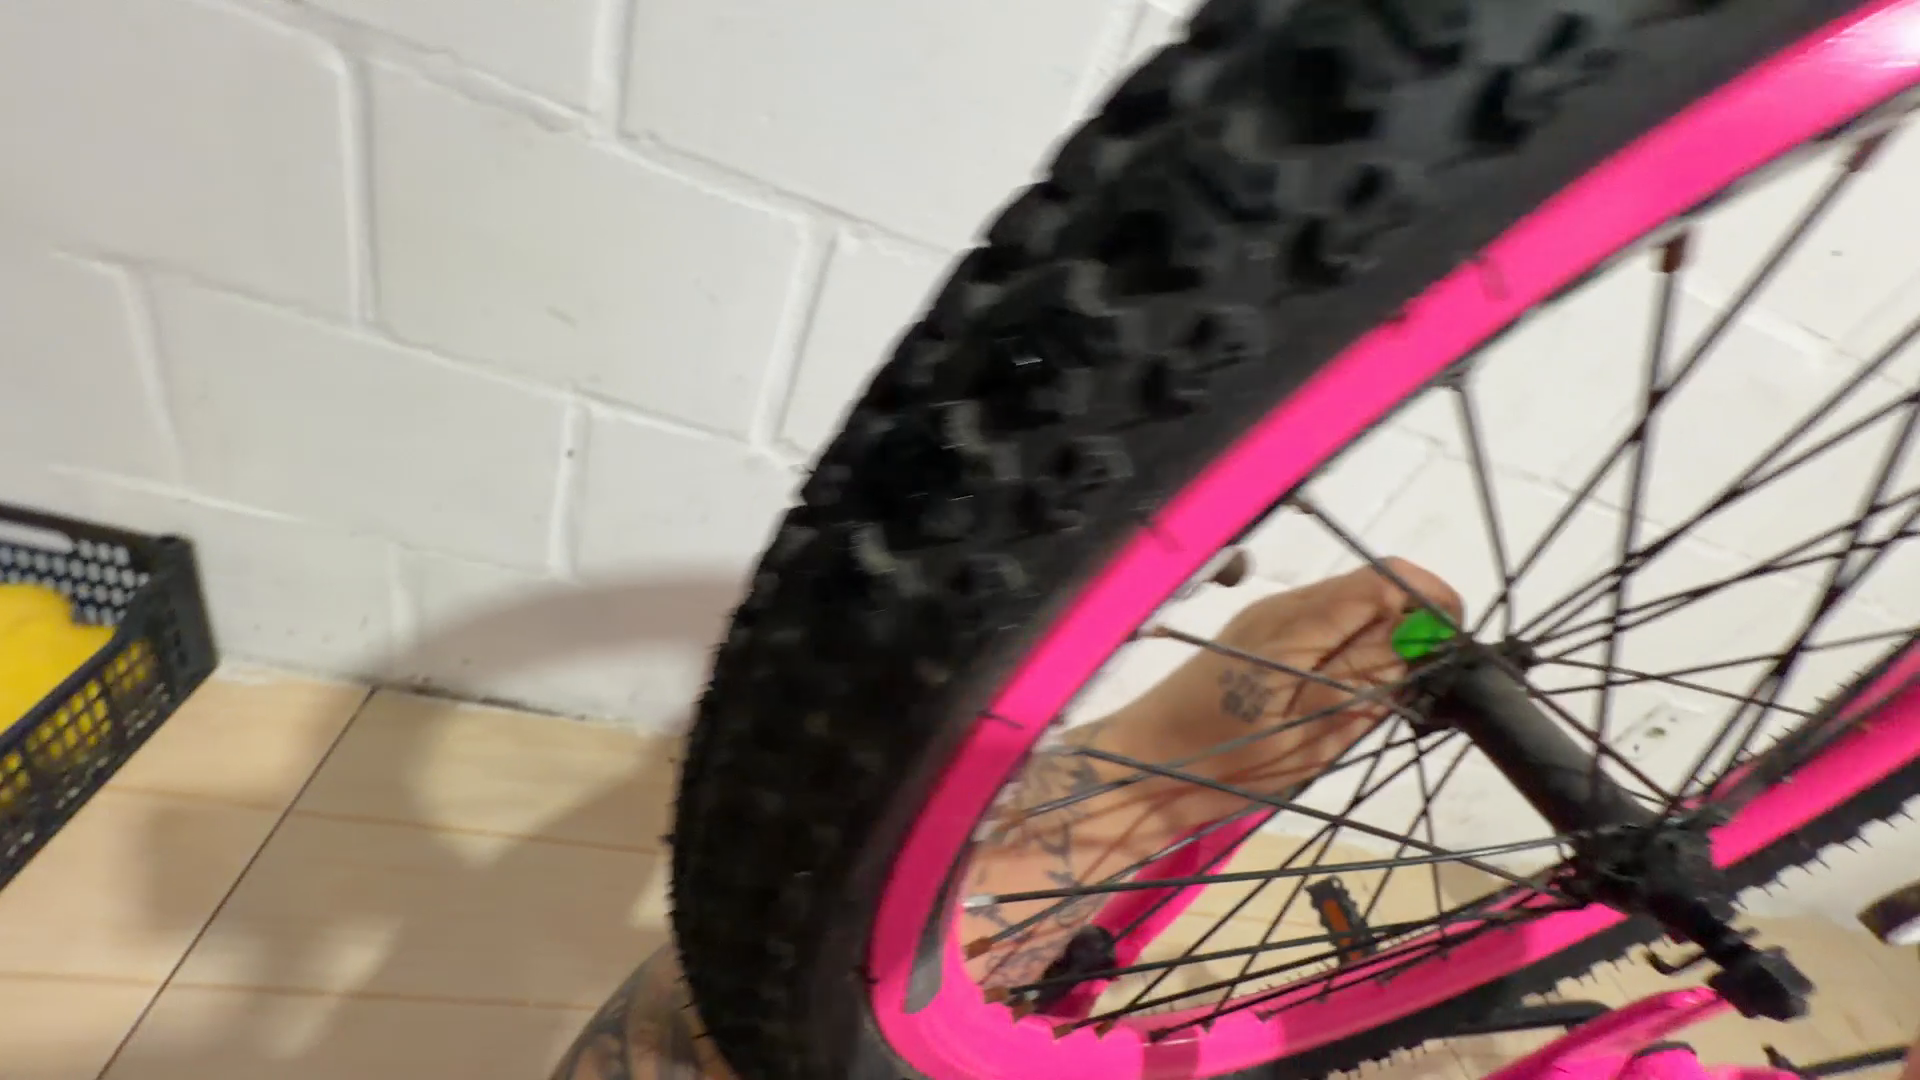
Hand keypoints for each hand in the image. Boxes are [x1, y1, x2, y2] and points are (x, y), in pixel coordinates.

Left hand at [1110, 557, 1464, 787]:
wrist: (1146, 766)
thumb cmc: (1223, 760)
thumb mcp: (1308, 732)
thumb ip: (1367, 679)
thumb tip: (1426, 636)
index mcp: (1295, 622)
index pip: (1386, 578)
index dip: (1433, 606)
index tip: (1454, 658)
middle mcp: (1281, 608)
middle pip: (1371, 591)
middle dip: (1412, 630)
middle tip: (1422, 692)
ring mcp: (1266, 621)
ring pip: (1349, 612)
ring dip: (1382, 646)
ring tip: (1384, 703)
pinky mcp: (1259, 640)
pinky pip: (1323, 631)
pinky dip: (1350, 655)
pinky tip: (1346, 698)